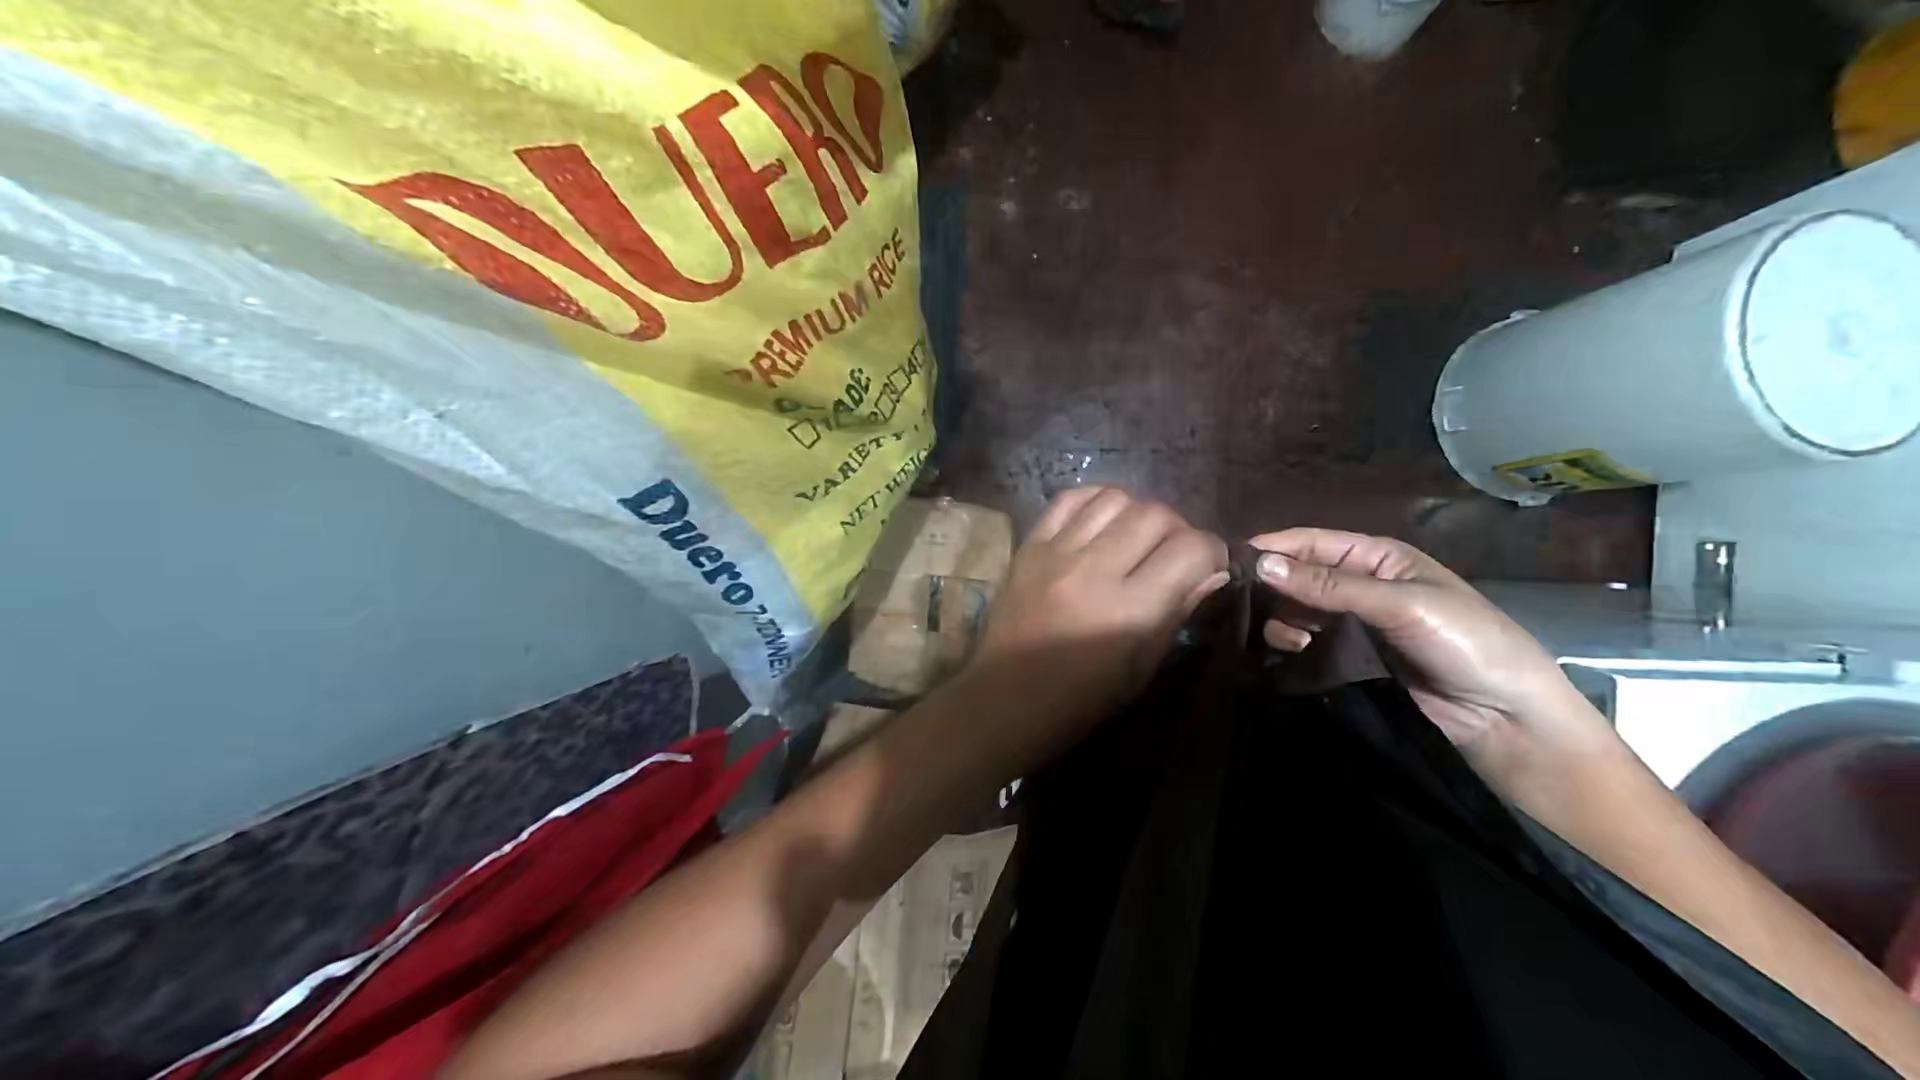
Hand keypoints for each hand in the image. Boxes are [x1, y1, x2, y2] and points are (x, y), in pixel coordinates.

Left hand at [965, 487, 1228, 760]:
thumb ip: (1178, 611)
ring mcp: (1056, 552)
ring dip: (1136, 513)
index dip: (1211, 553)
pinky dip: (1094, 502)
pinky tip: (1101, 523)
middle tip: (1171, 553)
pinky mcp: (1029, 546)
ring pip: (1114, 498)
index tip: (1208, 566)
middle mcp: (1094, 570)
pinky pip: (1069, 500)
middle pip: (1154, 514)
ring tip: (1134, 538)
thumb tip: (1213, 571)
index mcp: (1129, 610)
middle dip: (1177, 529)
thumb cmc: (1081, 698)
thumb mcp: (1142, 666)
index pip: (1190, 550)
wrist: (1007, 697)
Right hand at [1249, 528, 1614, 780]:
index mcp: (1377, 558)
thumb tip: (1260, 564)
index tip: (1228, 562)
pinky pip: (1301, 645)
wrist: (1506, 720)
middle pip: (1295, 576)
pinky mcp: (1343, 662)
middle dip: (1271, 588)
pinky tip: (1292, 655)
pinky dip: (1288, 647)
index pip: (1311, 542)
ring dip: (1280, 621)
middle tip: (1243, 606)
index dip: (1272, 548)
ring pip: (1292, 612)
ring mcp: (1348, 626)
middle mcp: (1357, 586)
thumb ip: (1329, 585)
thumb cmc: (1466, 643)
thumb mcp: (1400, 604)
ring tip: (1290, 640)